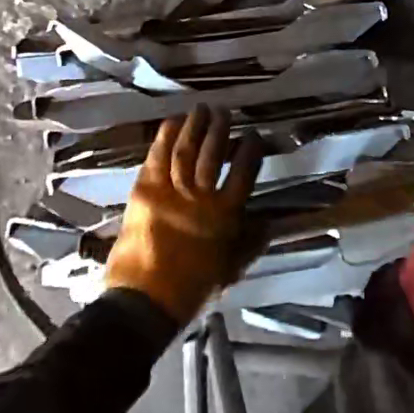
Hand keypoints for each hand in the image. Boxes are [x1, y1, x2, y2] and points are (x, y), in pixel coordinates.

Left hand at [104, 106, 263, 323]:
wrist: (143, 303)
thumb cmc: (192, 288)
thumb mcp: (231, 267)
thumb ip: (252, 243)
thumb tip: (269, 225)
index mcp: (225, 214)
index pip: (244, 171)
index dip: (251, 149)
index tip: (254, 134)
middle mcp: (200, 197)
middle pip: (214, 153)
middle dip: (220, 129)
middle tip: (225, 112)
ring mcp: (170, 193)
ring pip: (185, 150)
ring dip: (195, 127)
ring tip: (202, 109)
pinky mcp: (144, 193)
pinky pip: (157, 159)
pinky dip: (164, 138)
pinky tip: (172, 123)